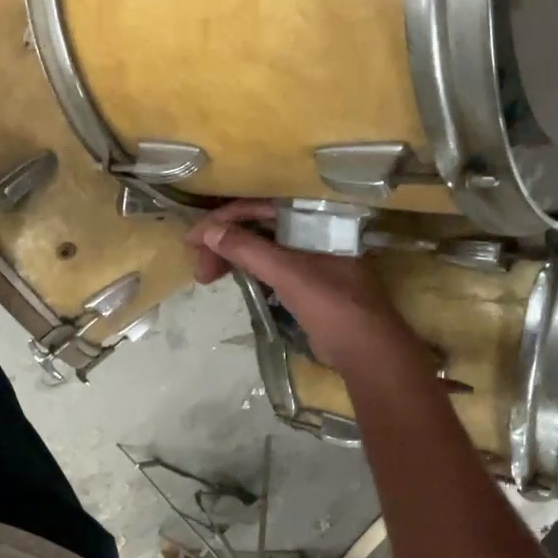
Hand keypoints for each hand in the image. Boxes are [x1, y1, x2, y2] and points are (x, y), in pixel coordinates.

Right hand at [185, 200, 432, 378]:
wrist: (365, 349)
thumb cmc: (332, 306)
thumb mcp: (288, 274)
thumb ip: (248, 250)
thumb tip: (209, 232)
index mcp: (316, 220)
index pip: (260, 207)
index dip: (223, 220)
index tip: (193, 240)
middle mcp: (313, 231)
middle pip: (256, 226)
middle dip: (223, 243)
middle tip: (199, 269)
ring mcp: (309, 255)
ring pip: (260, 246)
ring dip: (231, 257)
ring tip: (207, 277)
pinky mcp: (305, 278)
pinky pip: (268, 264)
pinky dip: (246, 269)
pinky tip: (230, 279)